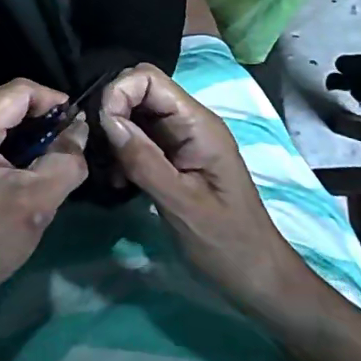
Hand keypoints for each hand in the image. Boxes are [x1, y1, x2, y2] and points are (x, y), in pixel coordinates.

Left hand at [0, 79, 89, 311]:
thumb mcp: (37, 201)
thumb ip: (66, 159)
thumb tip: (83, 129)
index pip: (19, 91)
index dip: (54, 101)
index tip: (81, 126)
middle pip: (9, 97)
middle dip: (44, 115)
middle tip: (73, 141)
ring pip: (3, 109)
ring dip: (32, 126)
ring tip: (58, 151)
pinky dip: (16, 135)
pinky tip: (34, 157)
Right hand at [99, 64, 311, 314]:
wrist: (259, 281)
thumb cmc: (228, 244)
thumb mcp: (183, 206)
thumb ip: (144, 160)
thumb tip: (107, 119)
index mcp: (198, 125)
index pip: (148, 79)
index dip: (118, 93)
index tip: (103, 129)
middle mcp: (187, 123)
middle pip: (137, 90)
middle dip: (111, 111)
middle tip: (101, 150)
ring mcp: (178, 140)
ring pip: (131, 113)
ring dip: (112, 135)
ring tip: (110, 171)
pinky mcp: (170, 158)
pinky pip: (135, 137)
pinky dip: (119, 152)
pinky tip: (118, 181)